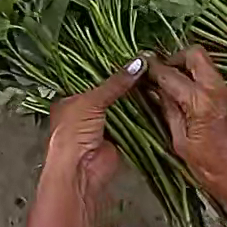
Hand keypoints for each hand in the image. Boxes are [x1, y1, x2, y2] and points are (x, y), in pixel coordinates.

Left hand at [42, 56, 147, 213]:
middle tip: (148, 65)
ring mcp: (103, 125)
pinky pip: (133, 121)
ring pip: (123, 106)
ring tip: (155, 78)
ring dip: (136, 97)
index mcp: (70, 99)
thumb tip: (138, 63)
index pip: (93, 78)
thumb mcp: (91, 101)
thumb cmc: (73, 133)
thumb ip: (115, 83)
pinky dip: (143, 113)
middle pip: (110, 92)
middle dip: (126, 82)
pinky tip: (156, 99)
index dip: (110, 67)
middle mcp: (86, 111)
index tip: (131, 55)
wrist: (80, 170)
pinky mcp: (119, 137)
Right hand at [146, 46, 226, 209]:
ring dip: (187, 69)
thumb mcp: (180, 142)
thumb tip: (155, 91)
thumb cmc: (210, 168)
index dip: (152, 69)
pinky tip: (188, 97)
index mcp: (201, 102)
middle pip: (195, 54)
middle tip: (162, 73)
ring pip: (206, 64)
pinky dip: (198, 80)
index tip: (140, 66)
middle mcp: (217, 89)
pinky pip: (213, 79)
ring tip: (172, 85)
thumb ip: (168, 111)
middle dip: (175, 58)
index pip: (171, 75)